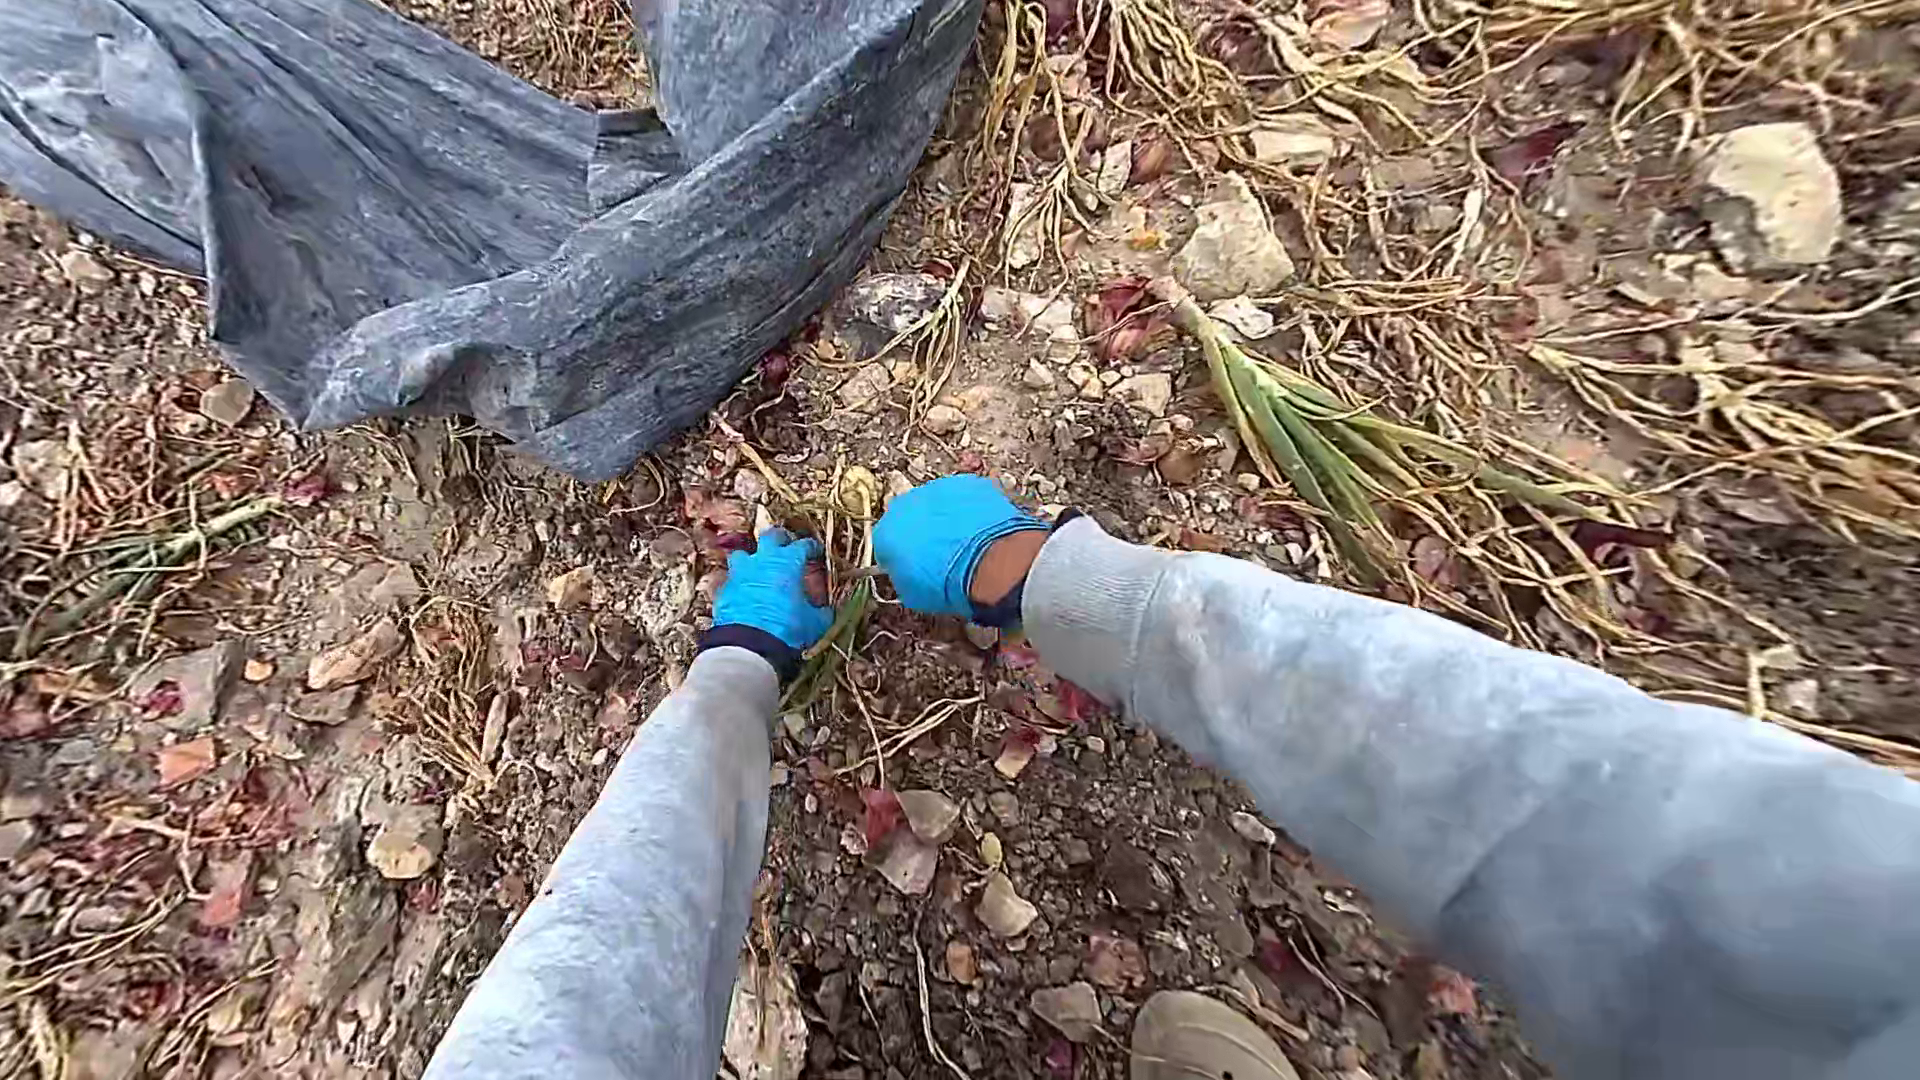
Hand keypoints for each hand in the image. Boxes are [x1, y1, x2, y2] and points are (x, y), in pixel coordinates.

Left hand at [712, 530, 833, 649]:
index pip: (803, 545)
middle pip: (771, 536)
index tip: (816, 552)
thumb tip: (825, 611)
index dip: (812, 547)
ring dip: (752, 558)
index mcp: (788, 562)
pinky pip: (732, 578)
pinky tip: (745, 592)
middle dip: (780, 539)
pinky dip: (740, 582)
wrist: (749, 646)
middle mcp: (763, 560)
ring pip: (744, 553)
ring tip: (759, 567)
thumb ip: (821, 612)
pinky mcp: (724, 589)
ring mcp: (740, 572)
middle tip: (786, 547)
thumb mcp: (814, 622)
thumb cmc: (786, 627)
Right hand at [873, 475, 1047, 616]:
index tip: (916, 566)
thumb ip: (903, 578)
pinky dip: (971, 508)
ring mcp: (938, 489)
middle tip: (943, 553)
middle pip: (910, 516)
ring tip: (966, 540)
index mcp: (887, 533)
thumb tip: (907, 573)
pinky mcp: (968, 482)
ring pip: (936, 503)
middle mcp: (906, 504)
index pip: (886, 543)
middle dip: (922, 532)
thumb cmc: (951, 584)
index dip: (902, 556)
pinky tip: (983, 527)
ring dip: (947, 517)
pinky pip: (965, 495)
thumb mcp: (915, 596)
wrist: (991, 563)